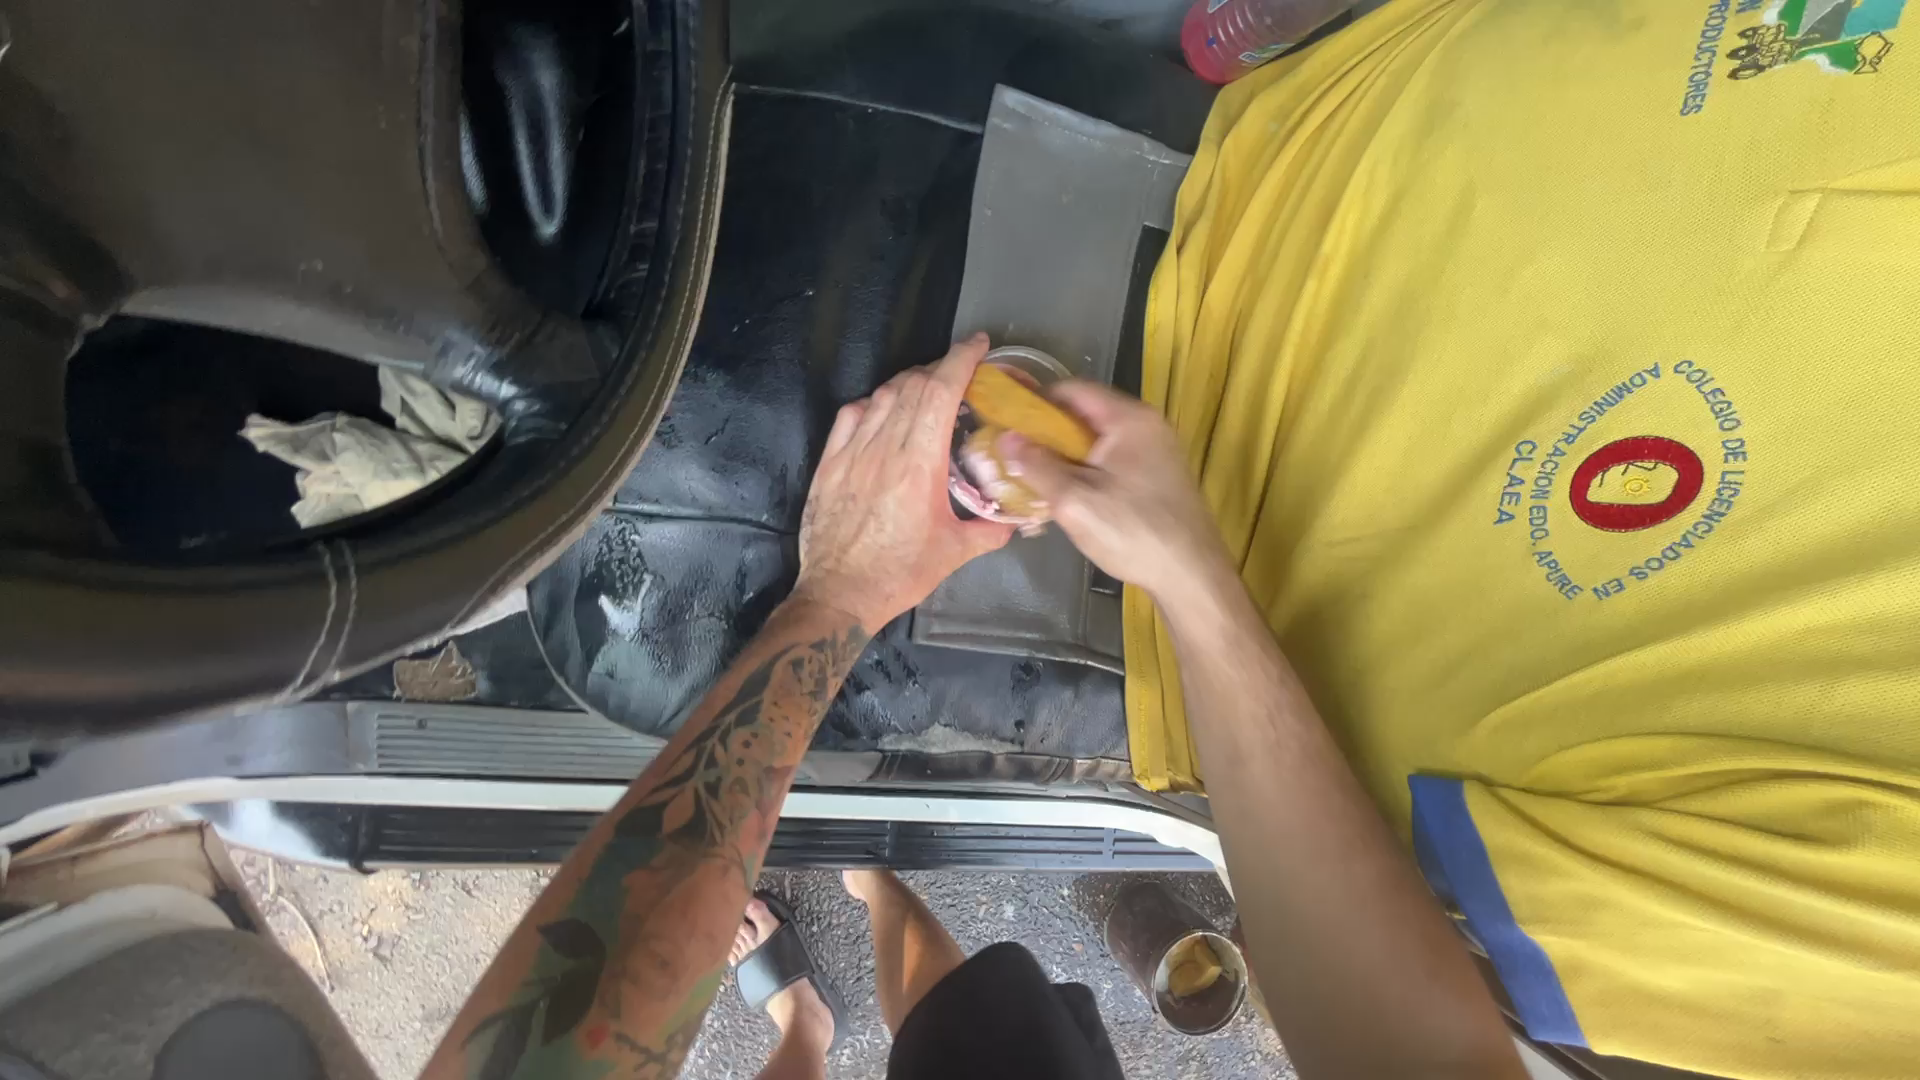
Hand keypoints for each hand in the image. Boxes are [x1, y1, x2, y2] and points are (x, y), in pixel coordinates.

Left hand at [793, 334, 1014, 628]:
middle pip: (913, 385)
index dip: (961, 359)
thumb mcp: (954, 553)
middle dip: (940, 368)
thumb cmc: (898, 574)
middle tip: (959, 375)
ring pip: (882, 395)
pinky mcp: (829, 463)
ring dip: (909, 383)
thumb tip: (1016, 520)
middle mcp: (883, 448)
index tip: (978, 345)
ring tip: (926, 389)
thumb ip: (990, 531)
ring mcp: (851, 452)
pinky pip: (851, 415)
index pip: (940, 391)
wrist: (839, 594)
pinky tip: (884, 411)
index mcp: (919, 464)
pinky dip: (873, 403)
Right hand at [999, 381, 1232, 599]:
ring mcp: (1154, 450)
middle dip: (1046, 437)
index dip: (1035, 404)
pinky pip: (1110, 462)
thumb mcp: (1075, 501)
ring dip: (1063, 459)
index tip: (1007, 427)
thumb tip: (1005, 438)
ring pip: (1095, 442)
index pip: (1072, 389)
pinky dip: (1085, 473)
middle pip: (1083, 415)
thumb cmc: (1132, 532)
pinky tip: (1067, 500)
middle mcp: (1145, 425)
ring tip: (1035, 484)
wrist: (1192, 574)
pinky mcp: (1155, 475)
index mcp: (1129, 419)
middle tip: (1016, 460)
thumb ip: (1037, 466)